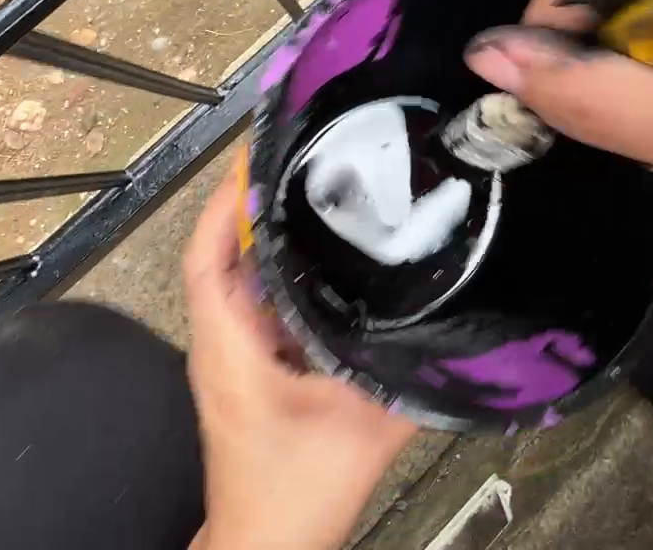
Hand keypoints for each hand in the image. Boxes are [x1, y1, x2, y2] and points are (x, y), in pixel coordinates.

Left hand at [183, 155, 416, 549]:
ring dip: (268, 234)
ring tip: (317, 193)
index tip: (253, 158)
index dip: (222, 205)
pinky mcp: (249, 365)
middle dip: (252, 203)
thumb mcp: (359, 426)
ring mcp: (233, 354)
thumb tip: (446, 318)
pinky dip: (283, 270)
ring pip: (242, 277)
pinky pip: (259, 300)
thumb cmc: (296, 492)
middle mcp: (222, 341)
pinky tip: (326, 257)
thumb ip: (400, 370)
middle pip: (223, 255)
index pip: (206, 258)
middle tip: (300, 159)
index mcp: (230, 347)